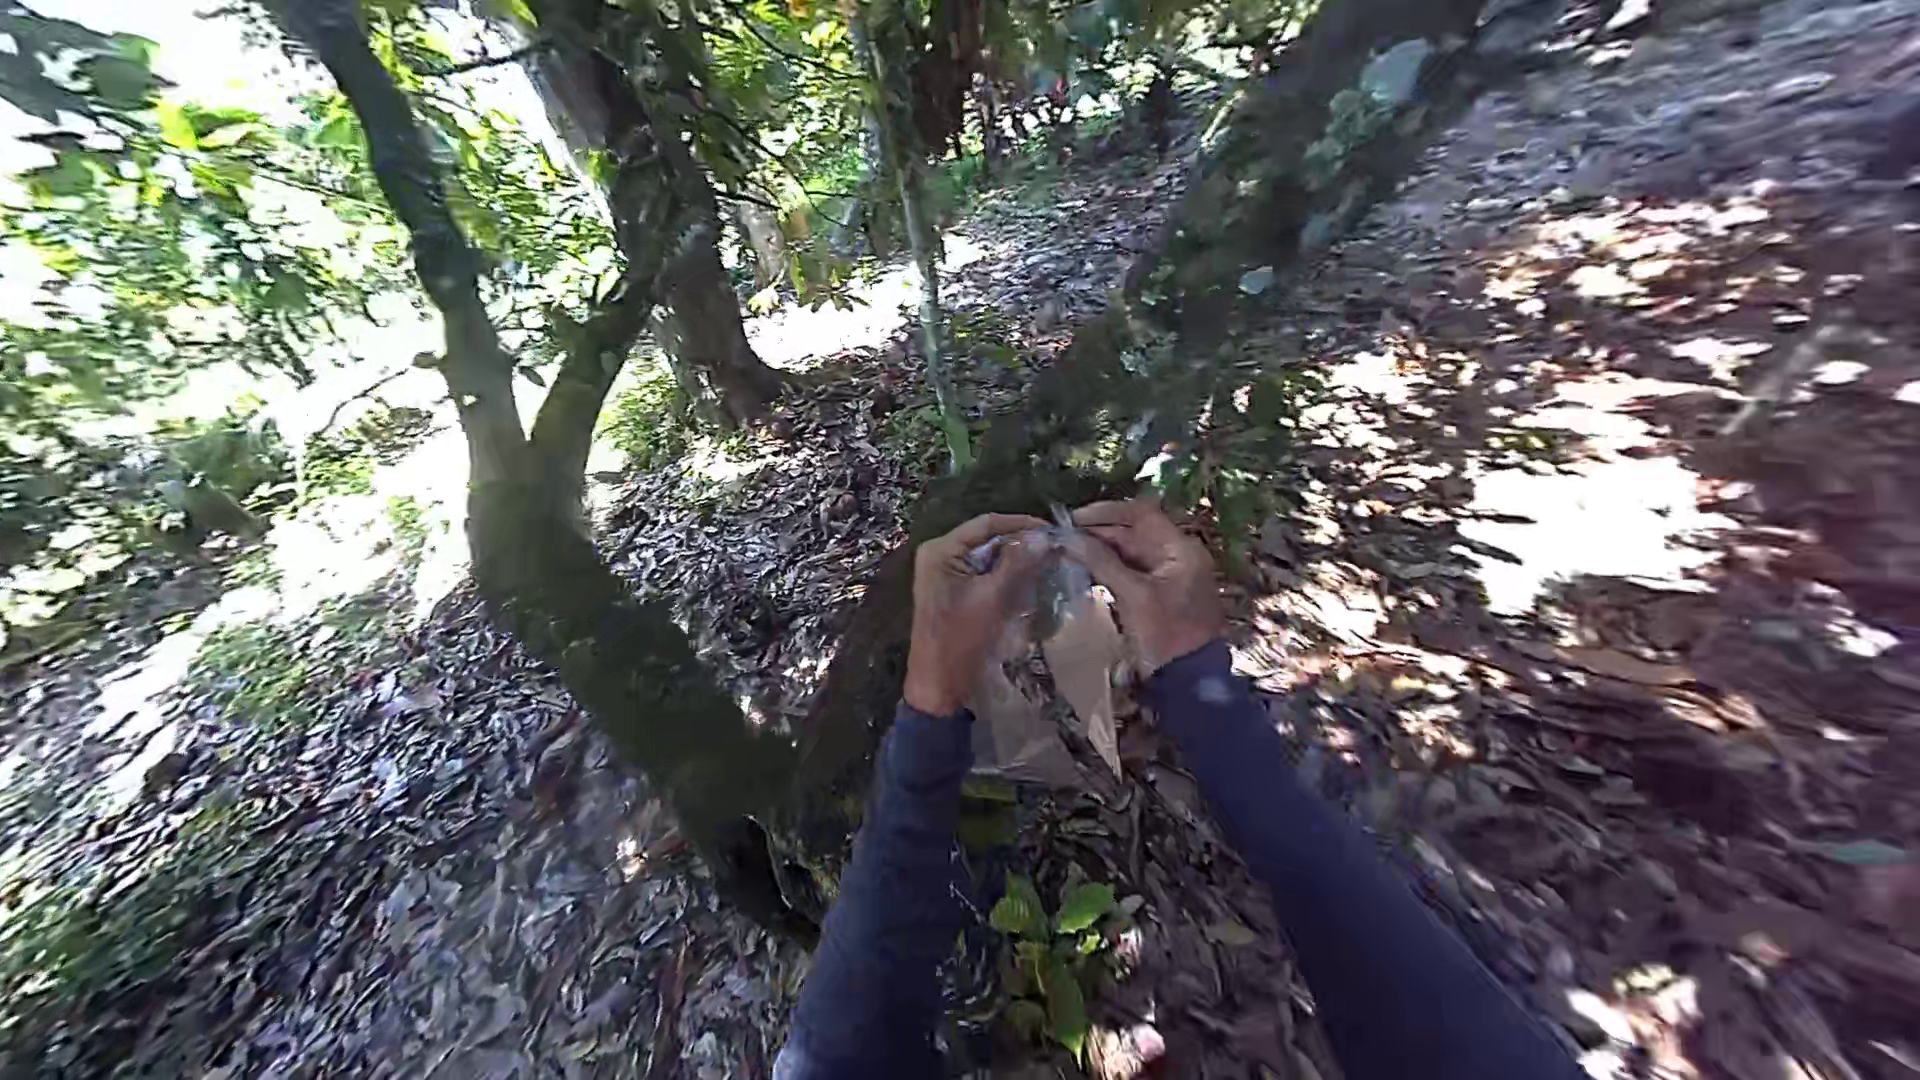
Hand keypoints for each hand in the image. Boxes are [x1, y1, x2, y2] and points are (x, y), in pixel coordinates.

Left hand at [903, 513, 1049, 715]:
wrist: (939, 684)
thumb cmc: (961, 640)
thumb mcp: (992, 597)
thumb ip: (1017, 563)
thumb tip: (1043, 536)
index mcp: (941, 550)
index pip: (986, 523)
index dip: (1021, 524)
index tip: (1053, 530)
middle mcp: (940, 555)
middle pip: (988, 539)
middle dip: (1021, 544)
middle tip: (1055, 549)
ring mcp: (945, 573)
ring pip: (989, 557)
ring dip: (1016, 562)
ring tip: (1048, 563)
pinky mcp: (954, 590)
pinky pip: (984, 575)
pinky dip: (1006, 577)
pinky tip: (1029, 582)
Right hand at [1063, 498, 1223, 673]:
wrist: (1189, 683)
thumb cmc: (1165, 635)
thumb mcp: (1133, 596)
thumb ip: (1102, 562)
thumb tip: (1068, 537)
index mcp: (1180, 549)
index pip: (1141, 513)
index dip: (1106, 512)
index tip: (1073, 520)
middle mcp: (1177, 555)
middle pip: (1133, 532)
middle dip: (1098, 534)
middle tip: (1063, 540)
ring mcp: (1169, 574)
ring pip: (1129, 552)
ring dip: (1100, 551)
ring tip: (1068, 554)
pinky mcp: (1159, 593)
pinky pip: (1130, 571)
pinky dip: (1108, 569)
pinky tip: (1084, 571)